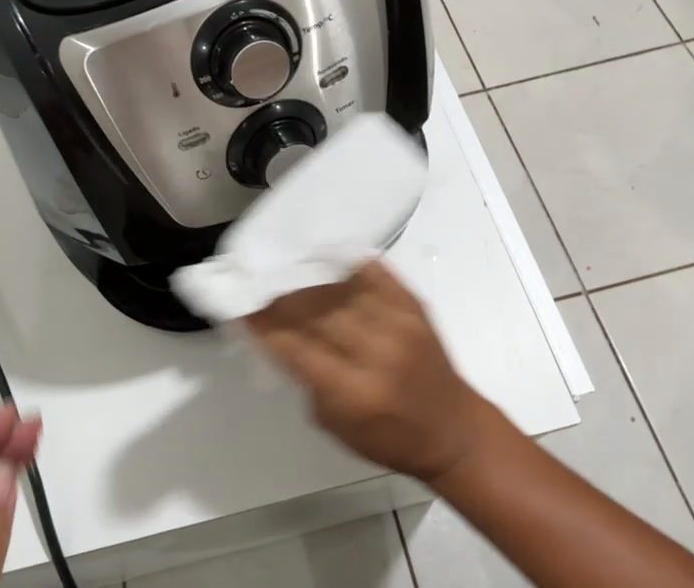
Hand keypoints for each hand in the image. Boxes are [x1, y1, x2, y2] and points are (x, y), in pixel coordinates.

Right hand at [244, 261, 494, 483]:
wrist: (453, 429)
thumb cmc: (388, 437)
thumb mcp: (335, 423)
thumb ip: (306, 378)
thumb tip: (275, 335)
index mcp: (354, 391)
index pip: (296, 347)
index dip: (264, 325)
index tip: (240, 308)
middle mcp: (377, 352)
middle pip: (316, 311)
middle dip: (279, 296)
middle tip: (255, 283)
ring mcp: (399, 322)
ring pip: (338, 289)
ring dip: (304, 278)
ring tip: (280, 268)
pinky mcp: (413, 303)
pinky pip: (371, 271)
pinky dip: (343, 263)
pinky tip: (320, 256)